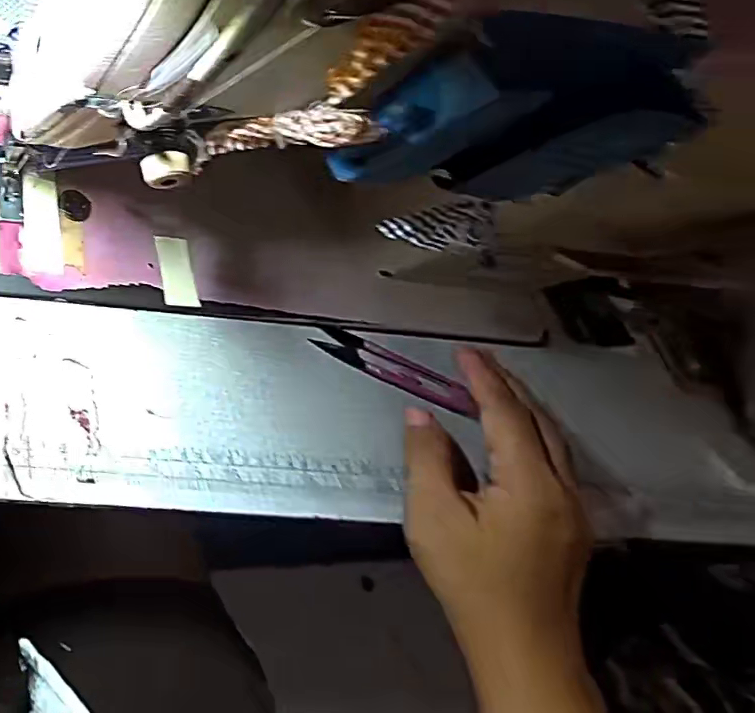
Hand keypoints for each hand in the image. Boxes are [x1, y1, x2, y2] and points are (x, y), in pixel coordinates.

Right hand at [404, 347, 596, 711]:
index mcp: (531, 486)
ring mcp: (572, 513)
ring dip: (522, 411)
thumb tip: (421, 415)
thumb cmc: (468, 573)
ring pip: (552, 447)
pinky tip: (509, 435)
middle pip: (541, 428)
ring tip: (494, 386)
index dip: (484, 383)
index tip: (466, 353)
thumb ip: (427, 458)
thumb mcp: (432, 512)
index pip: (506, 418)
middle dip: (510, 390)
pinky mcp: (566, 527)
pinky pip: (552, 465)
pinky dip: (528, 437)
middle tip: (480, 360)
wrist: (518, 640)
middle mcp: (563, 494)